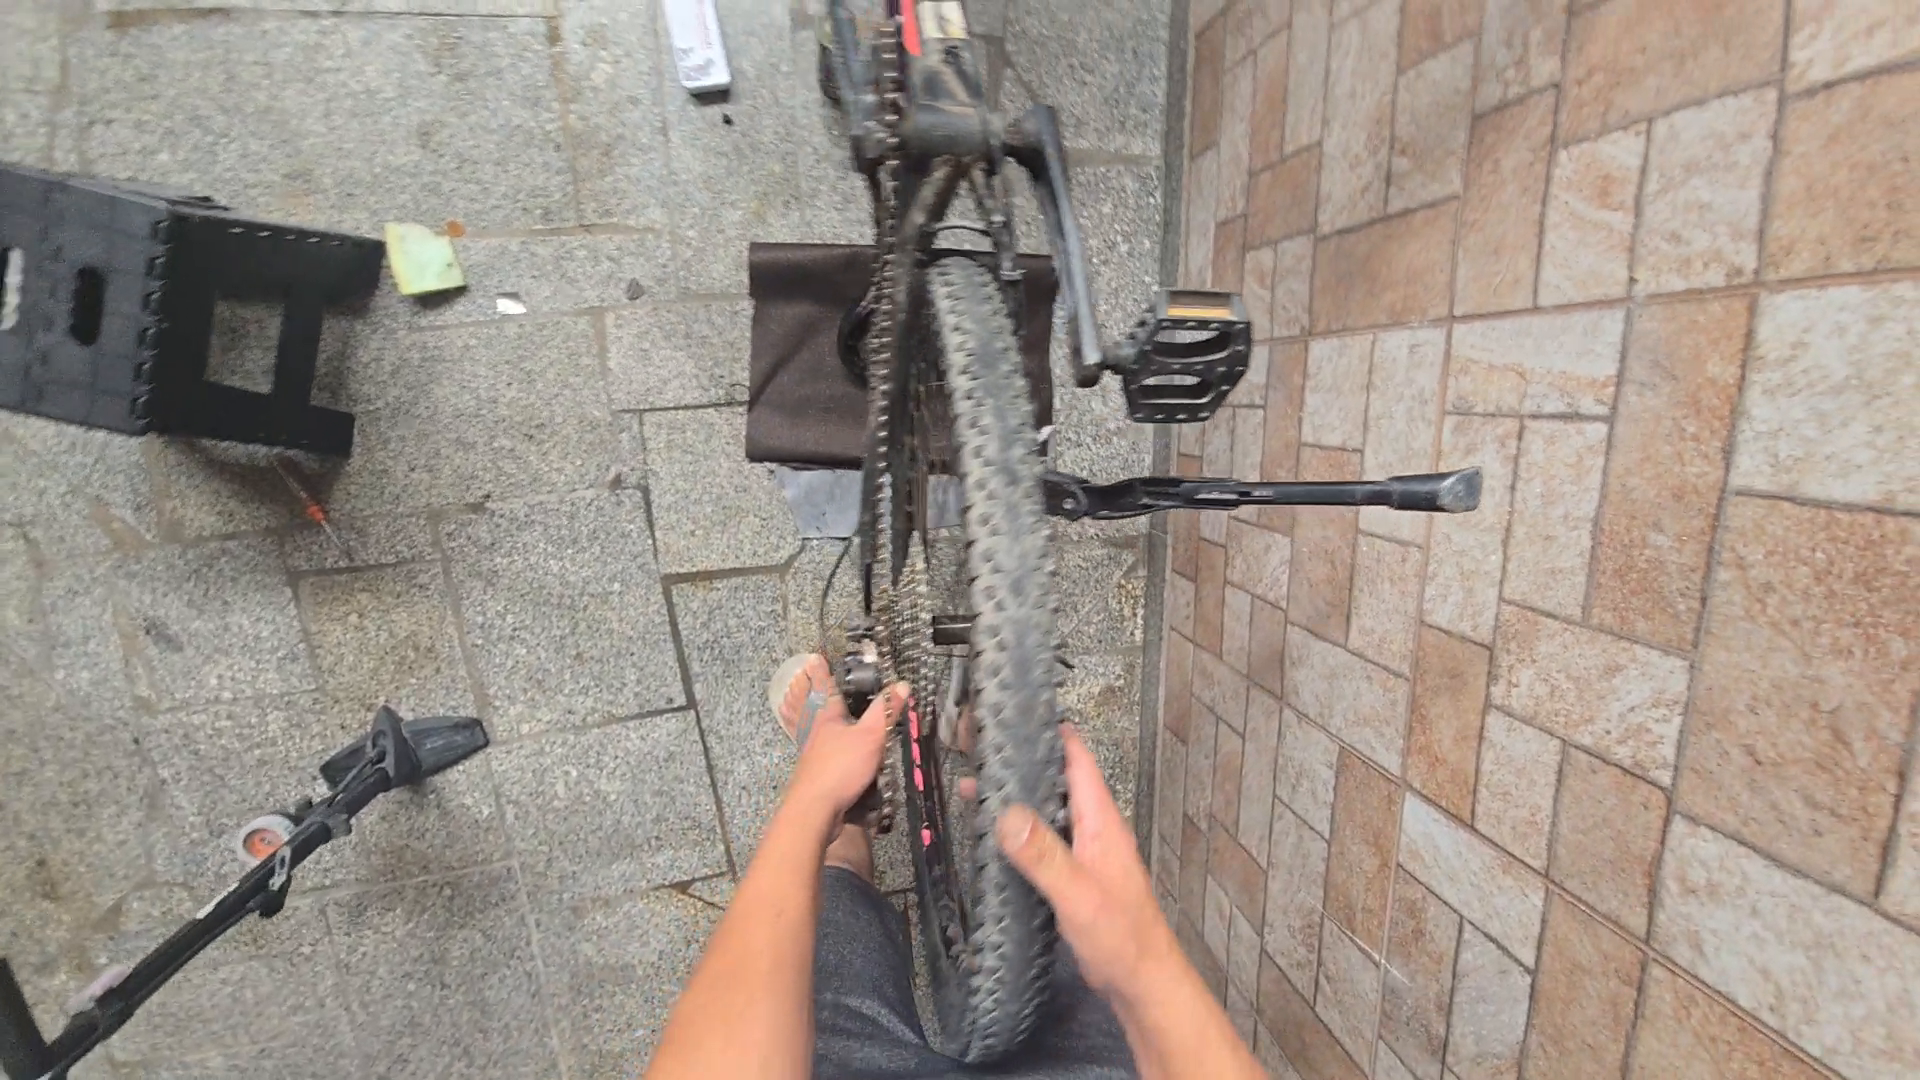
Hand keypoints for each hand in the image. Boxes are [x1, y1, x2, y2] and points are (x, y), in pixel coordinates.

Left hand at [786, 681, 907, 821]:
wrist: (815, 811)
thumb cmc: (841, 767)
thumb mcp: (871, 736)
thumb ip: (885, 710)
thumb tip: (902, 684)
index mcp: (827, 717)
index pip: (824, 688)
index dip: (821, 672)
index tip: (813, 657)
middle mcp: (814, 731)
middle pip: (807, 705)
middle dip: (804, 691)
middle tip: (798, 677)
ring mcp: (810, 753)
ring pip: (803, 726)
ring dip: (798, 713)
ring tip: (790, 704)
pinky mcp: (811, 773)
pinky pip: (807, 747)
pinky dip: (804, 739)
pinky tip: (809, 746)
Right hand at [996, 725, 1178, 1000]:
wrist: (1141, 983)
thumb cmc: (1120, 936)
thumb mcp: (1078, 893)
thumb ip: (1043, 854)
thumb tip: (1007, 812)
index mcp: (1099, 818)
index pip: (1076, 757)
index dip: (1049, 731)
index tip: (1014, 712)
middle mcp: (1091, 825)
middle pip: (1056, 778)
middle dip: (1022, 760)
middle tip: (980, 747)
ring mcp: (1083, 847)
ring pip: (1046, 808)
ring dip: (1016, 794)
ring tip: (974, 783)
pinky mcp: (1073, 870)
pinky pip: (1043, 836)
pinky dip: (1019, 827)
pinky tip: (993, 831)